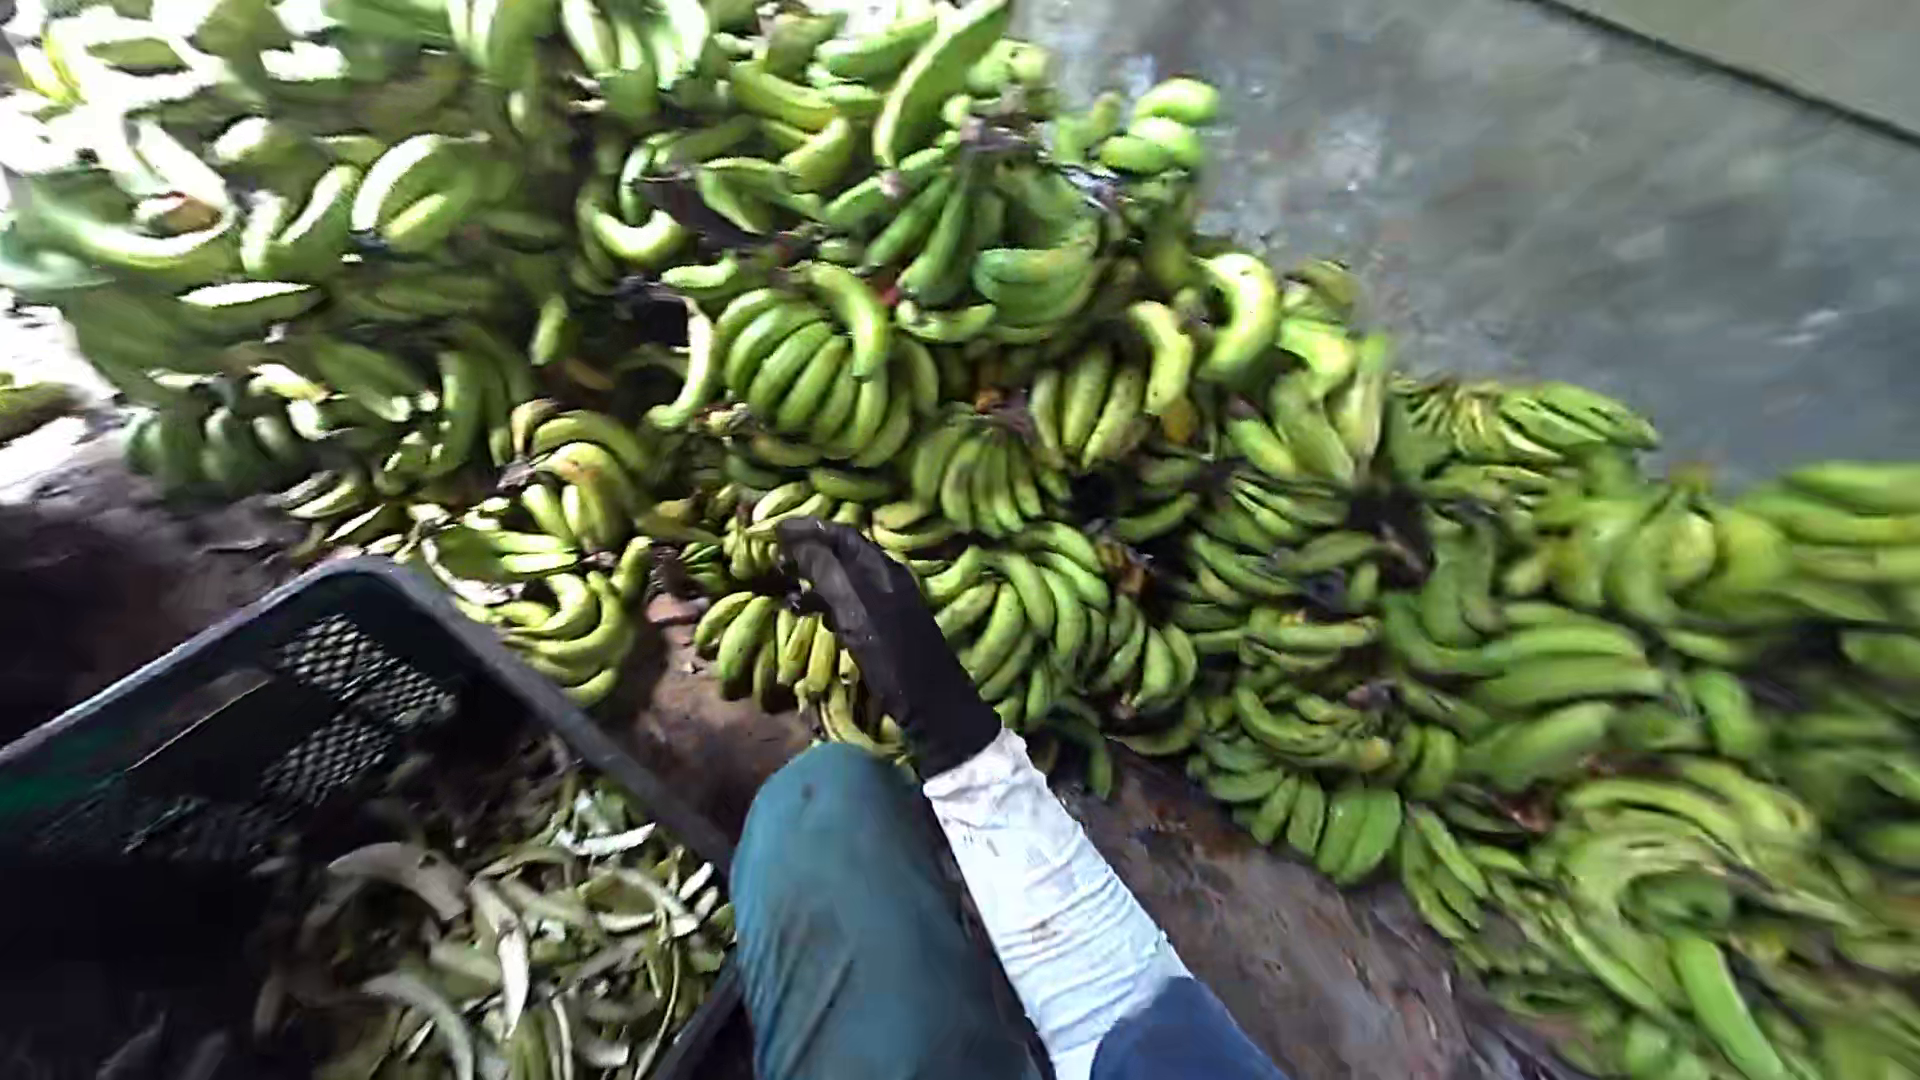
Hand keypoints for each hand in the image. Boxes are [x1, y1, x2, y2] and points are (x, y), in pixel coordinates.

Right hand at [775, 518, 999, 776]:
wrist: (933, 704)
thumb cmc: (893, 655)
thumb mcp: (855, 611)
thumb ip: (827, 572)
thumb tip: (796, 538)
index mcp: (883, 568)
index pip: (842, 535)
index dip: (809, 528)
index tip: (775, 531)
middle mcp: (887, 579)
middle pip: (843, 555)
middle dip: (809, 554)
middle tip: (777, 561)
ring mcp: (889, 604)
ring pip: (845, 582)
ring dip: (816, 582)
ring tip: (789, 594)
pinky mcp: (886, 628)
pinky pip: (851, 606)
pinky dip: (829, 607)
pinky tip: (816, 620)